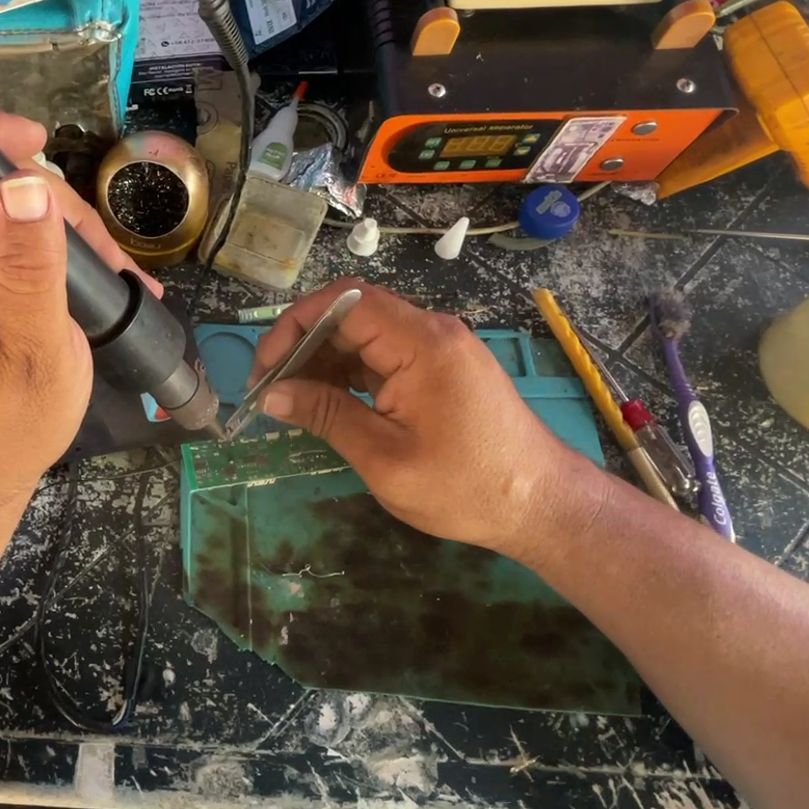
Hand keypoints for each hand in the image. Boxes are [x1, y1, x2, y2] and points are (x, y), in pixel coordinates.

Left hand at [0, 110, 154, 513]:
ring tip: (114, 278)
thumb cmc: (7, 428)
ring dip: (63, 233)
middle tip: (101, 257)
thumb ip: (31, 272)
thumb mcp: (36, 354)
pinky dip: (55, 255)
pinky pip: (8, 247)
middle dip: (48, 204)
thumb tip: (25, 185)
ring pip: (2, 215)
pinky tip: (100, 281)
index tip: (35, 141)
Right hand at [250, 279, 607, 557]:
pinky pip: (381, 353)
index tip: (265, 367)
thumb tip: (271, 394)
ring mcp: (437, 347)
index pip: (343, 302)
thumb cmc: (465, 487)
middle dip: (301, 343)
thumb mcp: (384, 458)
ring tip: (289, 397)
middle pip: (350, 311)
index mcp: (422, 343)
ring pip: (362, 332)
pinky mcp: (439, 366)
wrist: (543, 506)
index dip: (294, 325)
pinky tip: (325, 399)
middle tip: (269, 386)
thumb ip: (326, 416)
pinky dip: (347, 370)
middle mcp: (431, 331)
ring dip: (321, 358)